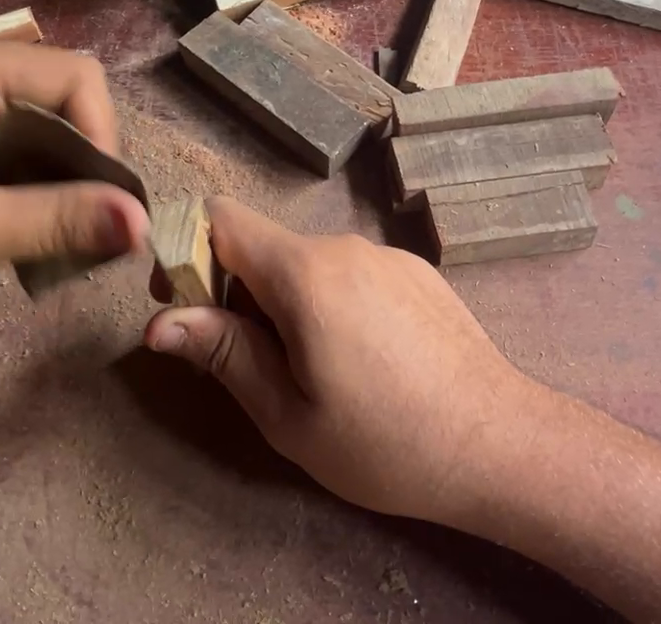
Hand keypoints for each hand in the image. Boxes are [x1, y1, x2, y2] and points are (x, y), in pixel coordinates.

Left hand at [0, 39, 149, 334]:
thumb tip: (143, 226)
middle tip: (86, 217)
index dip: (101, 134)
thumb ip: (62, 221)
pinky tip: (34, 217)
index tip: (96, 199)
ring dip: (66, 170)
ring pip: (48, 118)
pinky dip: (38, 175)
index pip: (77, 77)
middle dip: (87, 156)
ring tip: (67, 223)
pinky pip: (21, 136)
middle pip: (67, 93)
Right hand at [141, 198, 541, 524]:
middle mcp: (345, 246)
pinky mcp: (416, 270)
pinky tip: (365, 359)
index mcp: (305, 273)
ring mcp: (386, 254)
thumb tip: (161, 320)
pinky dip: (332, 302)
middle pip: (265, 246)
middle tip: (256, 364)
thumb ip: (225, 354)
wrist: (499, 442)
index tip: (189, 304)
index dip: (190, 251)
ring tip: (318, 372)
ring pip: (309, 263)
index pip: (222, 217)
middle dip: (240, 292)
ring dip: (288, 302)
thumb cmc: (384, 442)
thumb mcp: (289, 415)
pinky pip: (351, 273)